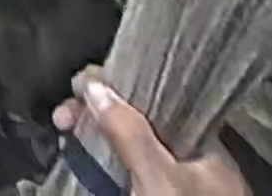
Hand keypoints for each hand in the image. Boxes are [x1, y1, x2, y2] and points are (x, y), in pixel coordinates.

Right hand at [53, 69, 248, 195]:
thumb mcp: (158, 181)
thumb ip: (128, 130)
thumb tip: (95, 86)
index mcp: (207, 153)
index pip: (156, 98)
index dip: (114, 87)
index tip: (79, 91)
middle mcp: (196, 167)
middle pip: (138, 119)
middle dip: (96, 112)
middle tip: (63, 119)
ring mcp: (178, 190)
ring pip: (128, 145)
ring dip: (93, 134)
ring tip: (66, 135)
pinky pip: (126, 171)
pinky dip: (101, 161)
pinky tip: (83, 161)